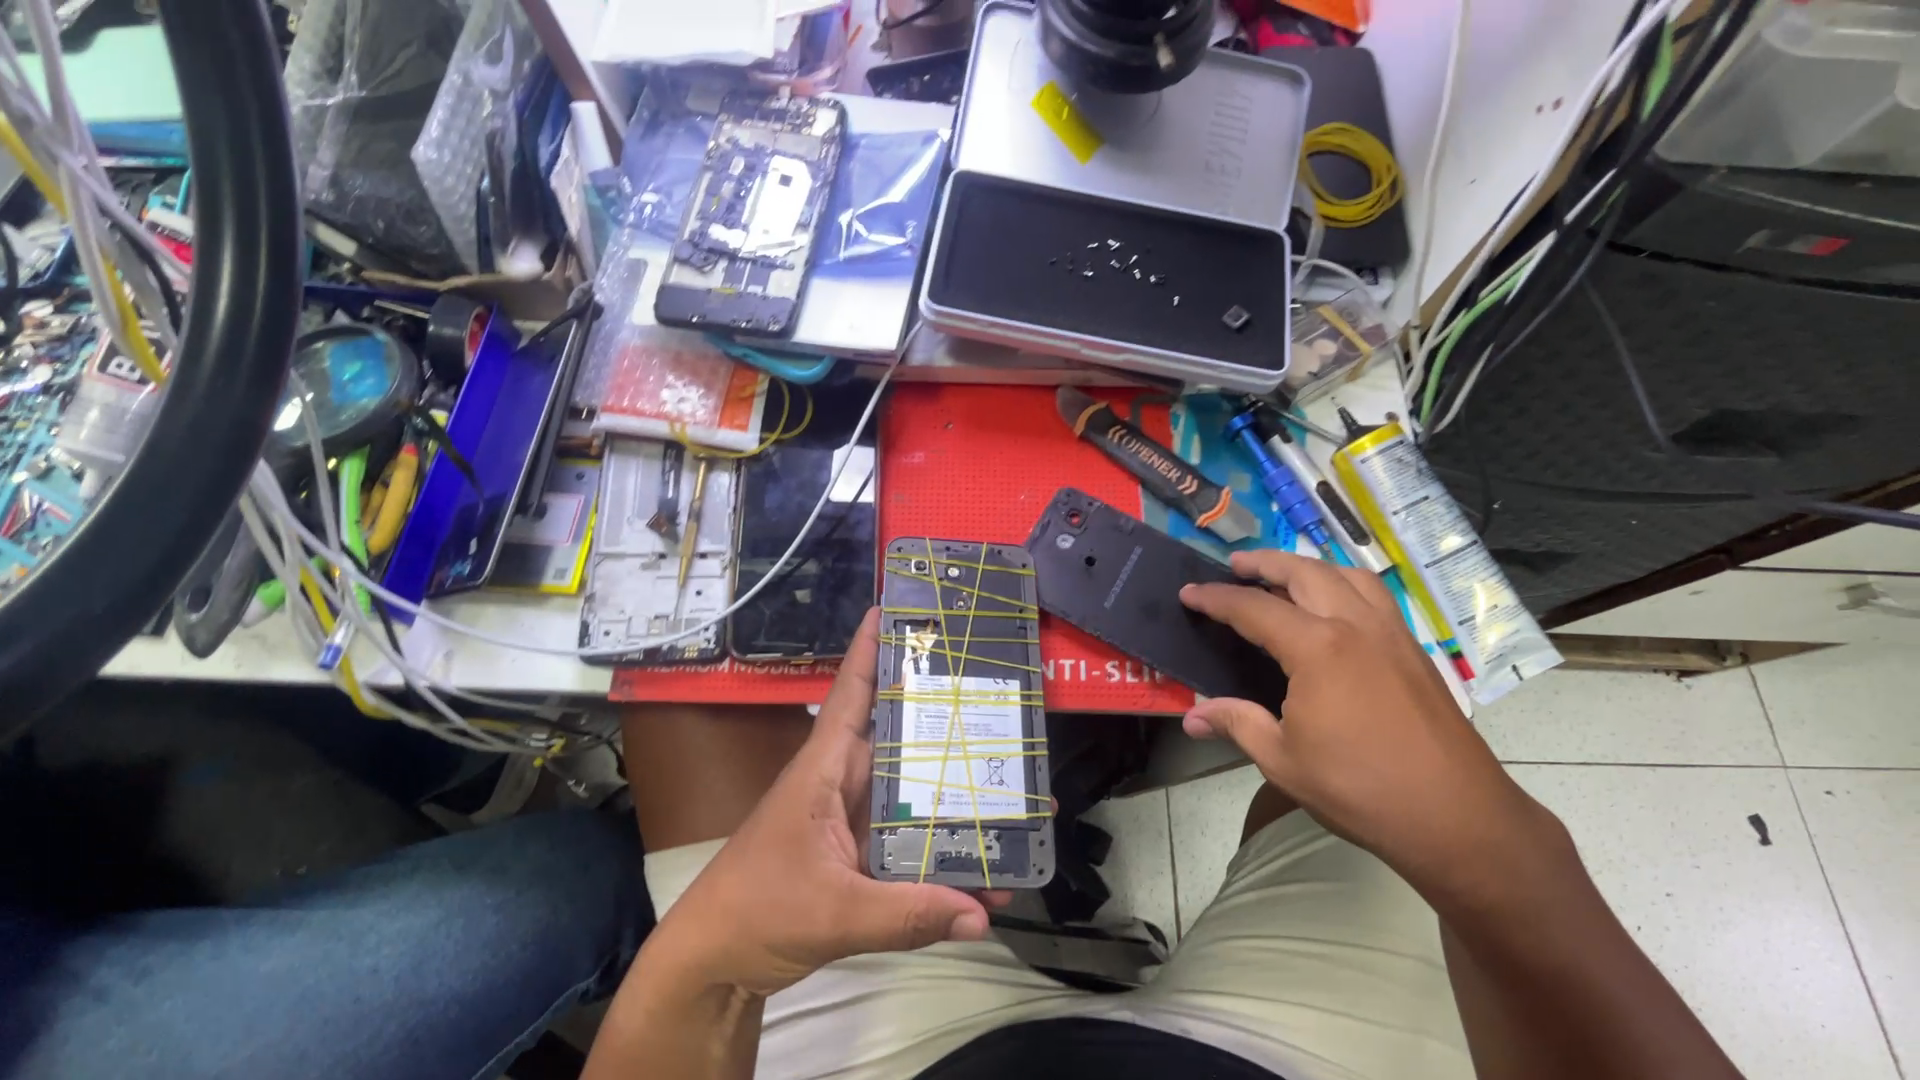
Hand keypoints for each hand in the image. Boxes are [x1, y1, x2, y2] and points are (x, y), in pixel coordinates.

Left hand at [643, 608, 999, 996]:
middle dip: (950, 722)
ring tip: (1020, 796)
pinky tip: (987, 873)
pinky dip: (944, 853)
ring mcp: (854, 821)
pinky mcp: (860, 857)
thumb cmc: (756, 911)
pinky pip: (911, 844)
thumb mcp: (833, 912)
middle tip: (1007, 705)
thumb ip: (908, 914)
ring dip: (959, 797)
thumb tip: (982, 914)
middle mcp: (844, 784)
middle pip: (903, 740)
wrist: (715, 965)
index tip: (901, 606)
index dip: (872, 647)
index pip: (851, 693)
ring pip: (915, 795)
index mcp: (825, 770)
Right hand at [1179, 551, 1562, 890]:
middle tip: (1234, 565)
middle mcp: (1356, 626)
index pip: (1254, 608)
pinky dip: (1346, 584)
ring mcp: (1392, 634)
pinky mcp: (1414, 651)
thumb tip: (1192, 717)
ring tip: (1285, 575)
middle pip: (1305, 572)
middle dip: (1265, 563)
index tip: (1188, 593)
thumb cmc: (1360, 789)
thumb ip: (1237, 724)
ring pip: (1348, 575)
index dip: (1216, 599)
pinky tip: (1337, 607)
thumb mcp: (1283, 760)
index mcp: (1318, 648)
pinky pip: (1375, 596)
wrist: (1455, 814)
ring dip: (1310, 566)